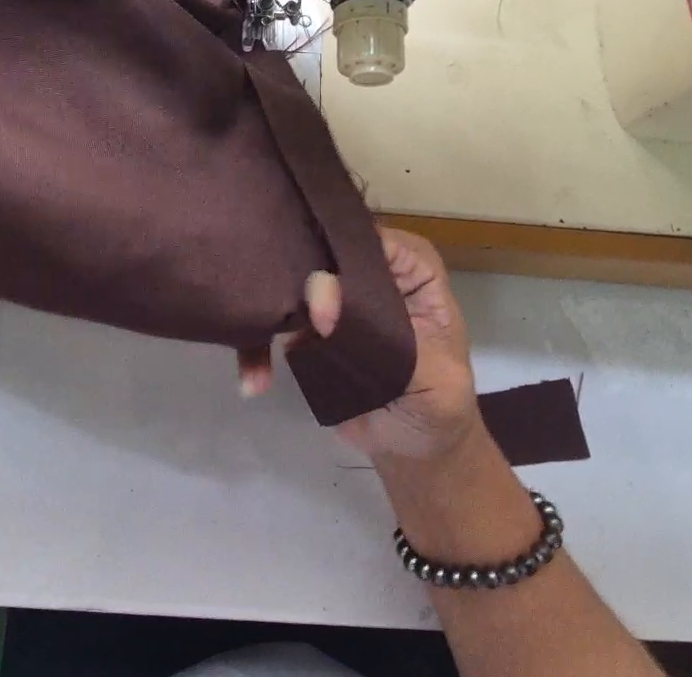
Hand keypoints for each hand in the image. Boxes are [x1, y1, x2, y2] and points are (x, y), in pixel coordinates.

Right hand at [239, 227, 482, 460]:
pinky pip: (273, 329)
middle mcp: (367, 277)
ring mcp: (332, 303)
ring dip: (266, 314)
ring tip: (253, 347)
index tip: (307, 261)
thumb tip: (318, 288)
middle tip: (266, 299)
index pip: (372, 239)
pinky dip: (255, 351)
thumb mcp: (432, 375)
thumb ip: (382, 336)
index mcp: (410, 272)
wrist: (413, 453)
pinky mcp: (305, 333)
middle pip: (322, 252)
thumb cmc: (439, 405)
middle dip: (290, 273)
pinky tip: (254, 381)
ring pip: (290, 286)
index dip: (338, 244)